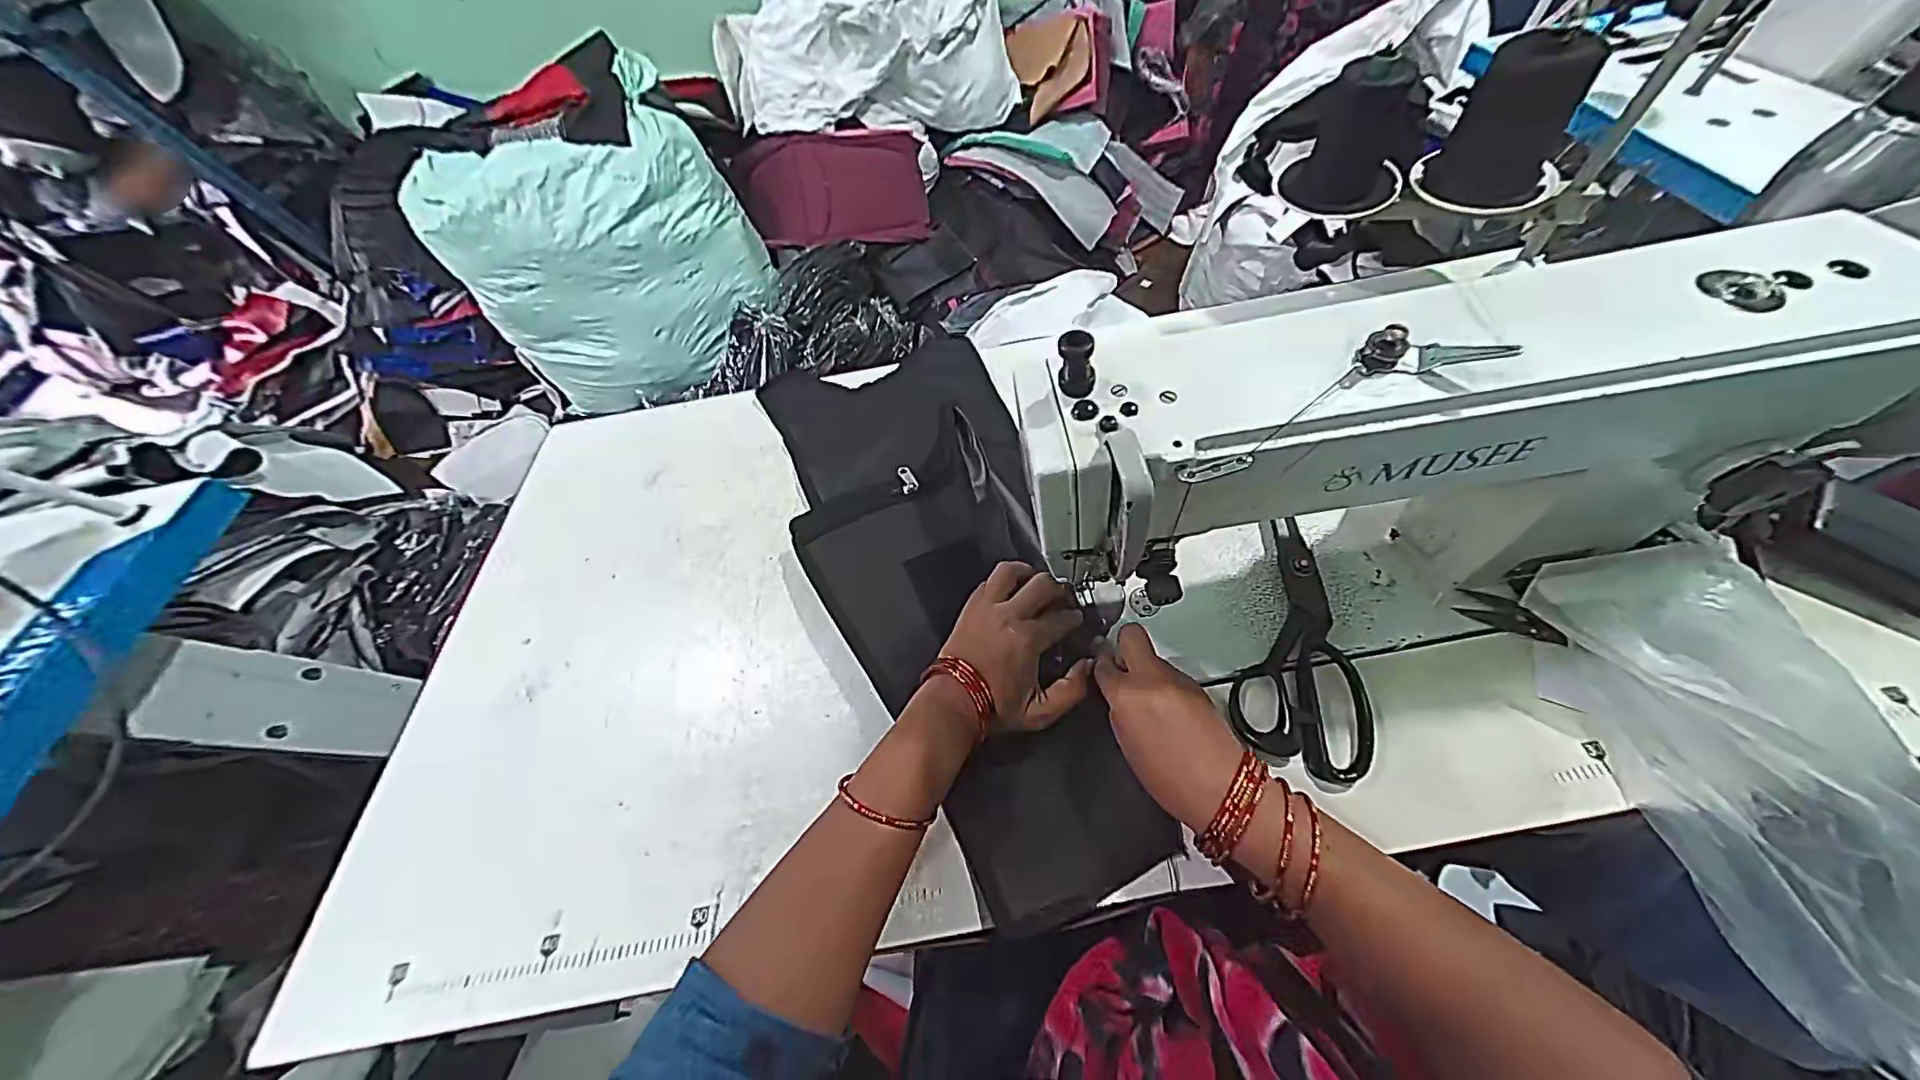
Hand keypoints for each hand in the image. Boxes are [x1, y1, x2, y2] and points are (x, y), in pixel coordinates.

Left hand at [939, 561, 1092, 734]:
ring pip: (1012, 571)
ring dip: (1028, 574)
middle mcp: (1008, 616)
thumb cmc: (991, 706)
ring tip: (1035, 583)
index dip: (1074, 617)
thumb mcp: (1039, 712)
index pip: (1062, 617)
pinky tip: (1009, 590)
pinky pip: (989, 580)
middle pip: (1043, 585)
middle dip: (1059, 590)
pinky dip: (1003, 581)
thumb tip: (1085, 669)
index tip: (1075, 620)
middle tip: (1063, 599)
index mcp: (1028, 639)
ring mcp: (987, 608)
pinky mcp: (971, 607)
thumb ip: (1071, 690)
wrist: (954, 700)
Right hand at [1095, 623, 1247, 831]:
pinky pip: (1173, 675)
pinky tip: (1168, 711)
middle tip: (1121, 663)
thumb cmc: (1174, 780)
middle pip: (1131, 636)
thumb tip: (1115, 696)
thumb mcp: (1127, 746)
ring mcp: (1178, 680)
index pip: (1104, 662)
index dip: (1101, 665)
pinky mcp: (1197, 687)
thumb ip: (1118, 711)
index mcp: (1127, 695)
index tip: (1102, 668)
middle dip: (1123, 645)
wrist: (1221, 787)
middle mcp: (1153, 679)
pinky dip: (1167, 686)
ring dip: (1148, 672)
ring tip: (1150, 701)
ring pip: (1154, 657)